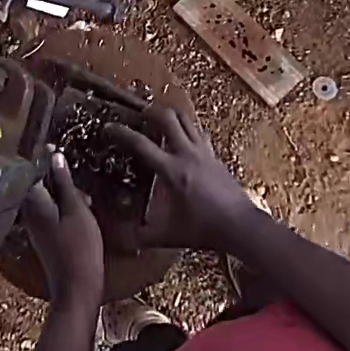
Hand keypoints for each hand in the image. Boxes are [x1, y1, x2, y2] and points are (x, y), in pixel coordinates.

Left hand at [21, 149, 104, 309]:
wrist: (77, 290)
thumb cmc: (80, 246)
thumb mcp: (76, 209)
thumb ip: (64, 182)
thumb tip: (55, 154)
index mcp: (34, 202)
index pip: (34, 171)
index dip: (47, 160)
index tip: (59, 149)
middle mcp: (29, 213)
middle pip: (41, 185)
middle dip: (61, 181)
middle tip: (83, 190)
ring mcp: (35, 227)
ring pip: (48, 200)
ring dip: (66, 197)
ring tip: (87, 203)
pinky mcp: (43, 237)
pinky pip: (51, 213)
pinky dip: (65, 210)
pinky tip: (82, 217)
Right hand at [106, 107, 269, 254]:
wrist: (241, 226)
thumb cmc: (204, 229)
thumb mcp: (170, 235)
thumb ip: (145, 236)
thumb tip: (127, 240)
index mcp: (172, 170)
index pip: (141, 144)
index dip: (121, 133)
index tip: (108, 127)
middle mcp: (187, 154)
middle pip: (167, 118)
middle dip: (150, 111)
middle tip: (139, 113)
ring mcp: (203, 152)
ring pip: (186, 120)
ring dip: (170, 115)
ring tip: (159, 118)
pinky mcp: (214, 156)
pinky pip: (198, 132)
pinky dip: (187, 128)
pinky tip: (183, 137)